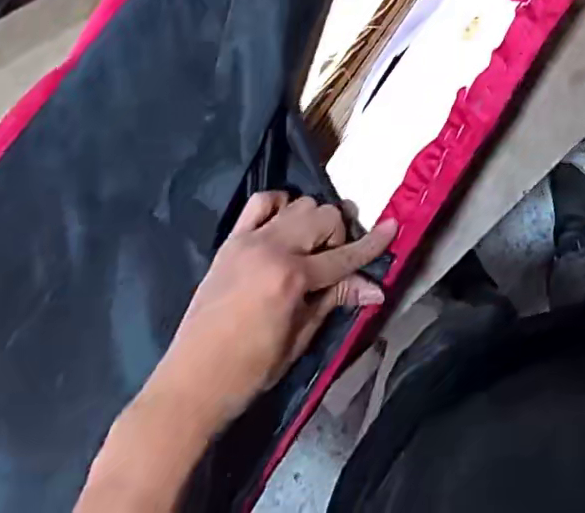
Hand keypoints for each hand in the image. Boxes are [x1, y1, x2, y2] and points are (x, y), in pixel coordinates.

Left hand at [144, 193, 397, 432]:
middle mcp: (272, 249)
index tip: (393, 226)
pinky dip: (279, 206)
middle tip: (335, 261)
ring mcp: (248, 240)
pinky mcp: (230, 241)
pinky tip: (283, 227)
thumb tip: (375, 288)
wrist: (191, 382)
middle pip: (324, 216)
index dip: (372, 244)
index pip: (343, 255)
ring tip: (310, 249)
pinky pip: (261, 202)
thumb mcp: (300, 339)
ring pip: (298, 204)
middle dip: (338, 234)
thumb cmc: (250, 371)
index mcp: (292, 278)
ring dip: (312, 221)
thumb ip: (334, 300)